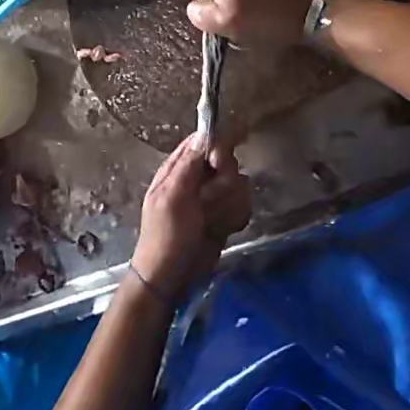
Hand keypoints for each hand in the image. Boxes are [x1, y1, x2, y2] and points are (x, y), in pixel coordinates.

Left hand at [131, 134, 251, 299]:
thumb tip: (204, 134)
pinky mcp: (225, 214)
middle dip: (223, 184)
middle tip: (207, 202)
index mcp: (177, 168)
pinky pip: (242, 205)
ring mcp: (212, 197)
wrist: (173, 275)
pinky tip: (220, 230)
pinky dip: (234, 219)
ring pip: (238, 185)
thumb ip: (188, 166)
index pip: (204, 141)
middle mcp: (196, 178)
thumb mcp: (172, 197)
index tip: (218, 165)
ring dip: (227, 206)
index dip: (217, 149)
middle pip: (227, 163)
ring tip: (209, 221)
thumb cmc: (166, 235)